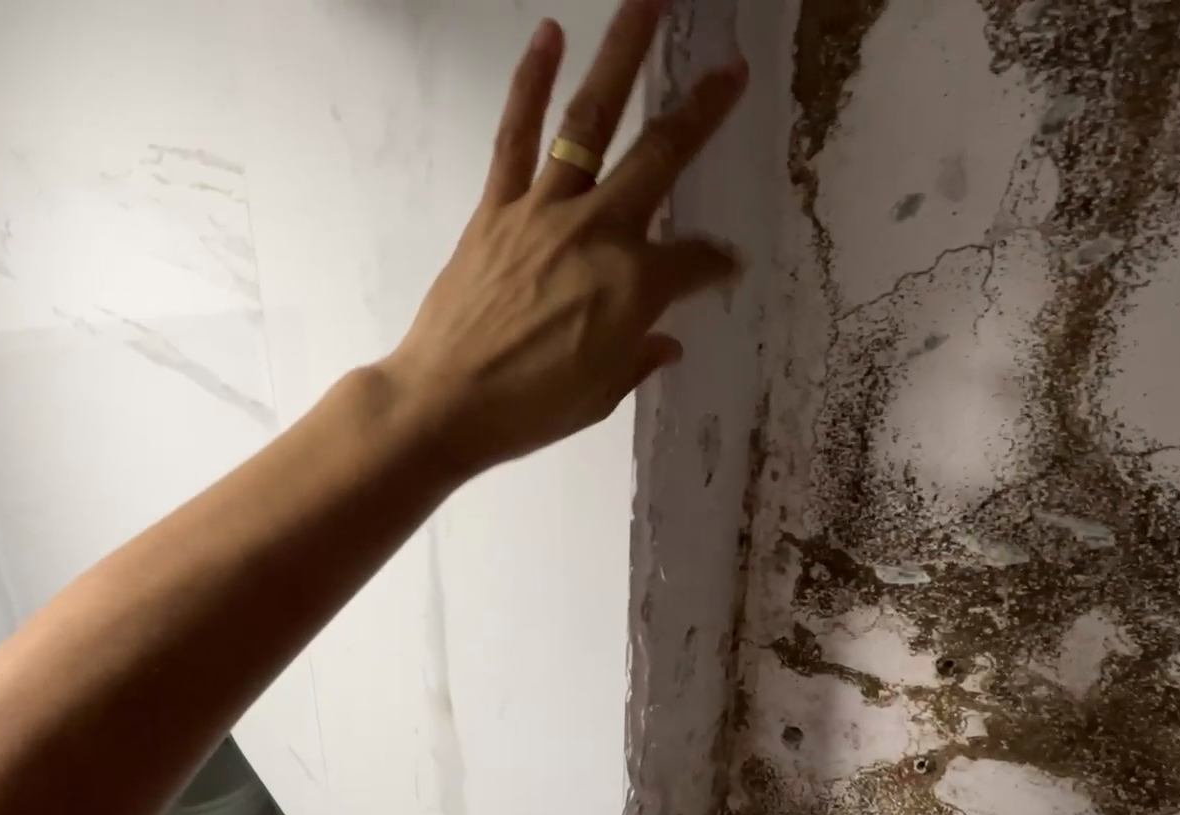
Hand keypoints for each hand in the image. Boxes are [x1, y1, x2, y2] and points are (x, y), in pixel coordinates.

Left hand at [380, 0, 747, 473]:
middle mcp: (600, 232)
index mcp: (637, 286)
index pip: (697, 262)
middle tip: (733, 71)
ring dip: (624, 54)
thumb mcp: (600, 395)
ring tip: (651, 2)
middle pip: (663, 159)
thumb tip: (665, 342)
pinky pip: (516, 136)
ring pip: (592, 121)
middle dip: (703, 112)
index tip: (724, 270)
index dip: (717, 266)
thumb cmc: (530, 409)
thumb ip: (638, 359)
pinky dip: (531, 83)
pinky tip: (549, 33)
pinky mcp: (497, 209)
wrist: (445, 402)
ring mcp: (545, 212)